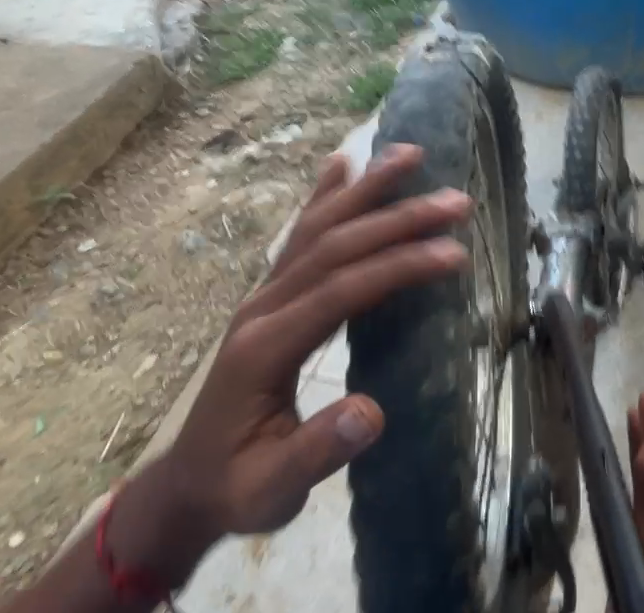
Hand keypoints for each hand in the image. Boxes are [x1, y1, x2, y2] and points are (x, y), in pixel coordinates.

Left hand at [111, 145, 469, 581]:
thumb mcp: (271, 490)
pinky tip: (343, 164)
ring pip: (318, 228)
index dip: (397, 267)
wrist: (188, 484)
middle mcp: (263, 307)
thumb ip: (316, 452)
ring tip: (411, 153)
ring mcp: (263, 295)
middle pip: (334, 246)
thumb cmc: (237, 487)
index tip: (454, 253)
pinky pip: (300, 234)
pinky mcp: (271, 295)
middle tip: (456, 201)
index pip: (341, 291)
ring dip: (366, 188)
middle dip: (397, 218)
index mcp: (267, 347)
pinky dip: (324, 195)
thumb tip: (371, 412)